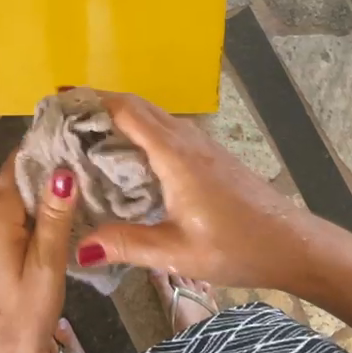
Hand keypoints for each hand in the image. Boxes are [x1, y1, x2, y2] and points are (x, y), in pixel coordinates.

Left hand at [0, 151, 79, 352]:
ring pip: (19, 193)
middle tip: (92, 153)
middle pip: (19, 174)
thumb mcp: (45, 266)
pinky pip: (17, 213)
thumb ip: (53, 217)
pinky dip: (40, 206)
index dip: (47, 144)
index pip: (20, 160)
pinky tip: (67, 209)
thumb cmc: (20, 318)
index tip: (80, 133)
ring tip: (88, 175)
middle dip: (51, 162)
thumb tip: (64, 168)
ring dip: (47, 185)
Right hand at [75, 91, 318, 290]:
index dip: (91, 99)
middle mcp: (184, 137)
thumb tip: (77, 247)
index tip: (58, 100)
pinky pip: (161, 128)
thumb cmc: (238, 246)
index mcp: (173, 152)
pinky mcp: (205, 154)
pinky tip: (122, 155)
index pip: (125, 109)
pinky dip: (135, 128)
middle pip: (135, 104)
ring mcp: (198, 142)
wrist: (293, 244)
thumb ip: (127, 245)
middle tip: (61, 117)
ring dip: (116, 114)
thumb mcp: (178, 252)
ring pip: (149, 114)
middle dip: (97, 103)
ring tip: (82, 133)